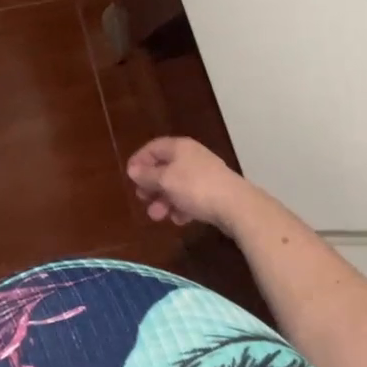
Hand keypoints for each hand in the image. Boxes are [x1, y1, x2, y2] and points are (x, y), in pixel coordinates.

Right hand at [126, 136, 255, 231]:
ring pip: (177, 185)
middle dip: (151, 185)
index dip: (139, 161)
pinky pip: (191, 197)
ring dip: (164, 200)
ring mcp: (204, 174)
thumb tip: (132, 170)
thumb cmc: (195, 187)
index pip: (153, 148)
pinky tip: (179, 219)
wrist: (236, 206)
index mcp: (179, 147)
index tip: (129, 177)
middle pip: (165, 168)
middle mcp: (191, 157)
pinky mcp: (214, 192)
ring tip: (157, 216)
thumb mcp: (165, 180)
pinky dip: (182, 207)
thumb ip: (147, 176)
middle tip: (142, 199)